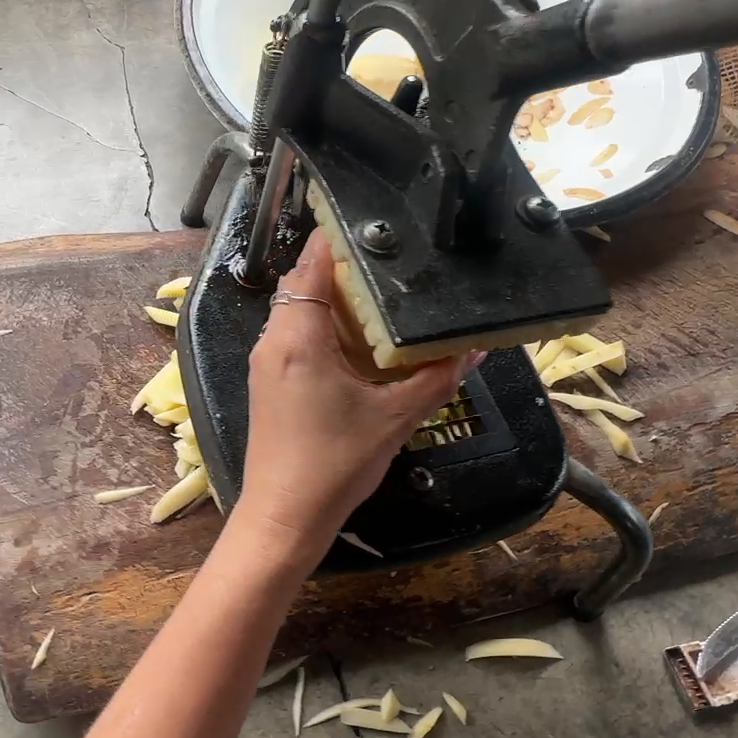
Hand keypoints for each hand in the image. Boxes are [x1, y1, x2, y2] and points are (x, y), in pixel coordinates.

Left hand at [233, 229, 483, 562]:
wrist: (284, 514)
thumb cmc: (335, 463)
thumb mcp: (394, 418)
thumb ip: (435, 377)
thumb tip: (472, 347)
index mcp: (298, 336)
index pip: (312, 264)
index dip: (338, 237)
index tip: (374, 223)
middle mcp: (273, 339)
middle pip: (303, 282)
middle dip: (342, 266)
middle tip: (390, 261)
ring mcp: (265, 361)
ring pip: (296, 309)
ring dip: (332, 297)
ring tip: (381, 294)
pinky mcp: (268, 380)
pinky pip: (293, 334)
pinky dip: (322, 325)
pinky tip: (357, 339)